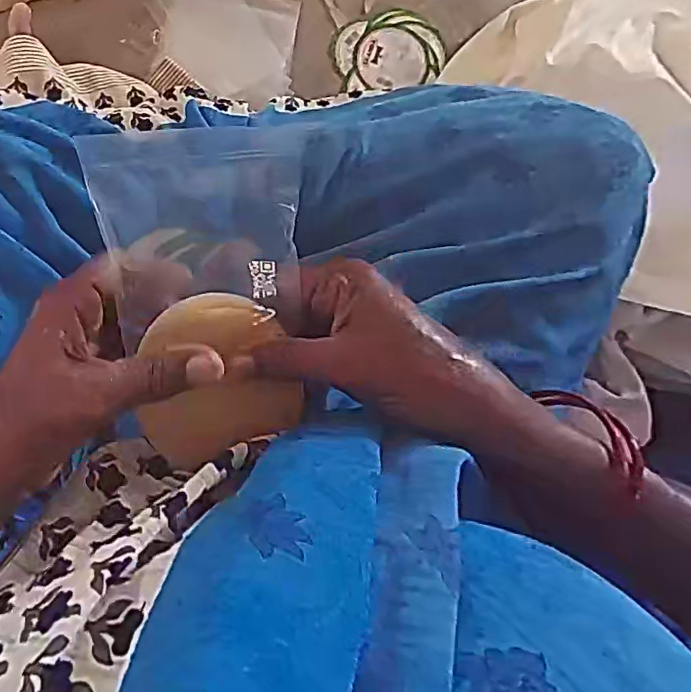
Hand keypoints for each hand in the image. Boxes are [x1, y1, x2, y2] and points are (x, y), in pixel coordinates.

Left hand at [0, 260, 231, 546]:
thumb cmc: (38, 417)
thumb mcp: (101, 393)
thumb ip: (158, 375)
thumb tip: (217, 363)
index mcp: (69, 302)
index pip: (117, 266)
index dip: (155, 267)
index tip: (196, 279)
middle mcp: (74, 312)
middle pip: (124, 291)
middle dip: (163, 298)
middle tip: (206, 308)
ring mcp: (78, 340)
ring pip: (124, 321)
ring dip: (157, 326)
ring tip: (200, 332)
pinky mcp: (83, 368)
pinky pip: (121, 348)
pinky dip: (147, 351)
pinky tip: (177, 363)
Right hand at [252, 259, 545, 451]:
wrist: (474, 413)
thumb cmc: (412, 376)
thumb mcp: (342, 365)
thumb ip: (284, 359)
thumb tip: (230, 364)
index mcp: (343, 278)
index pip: (279, 284)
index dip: (248, 309)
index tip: (216, 335)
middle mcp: (345, 290)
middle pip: (287, 309)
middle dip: (261, 336)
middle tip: (224, 362)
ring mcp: (353, 319)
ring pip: (300, 333)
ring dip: (278, 356)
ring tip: (241, 378)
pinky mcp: (359, 347)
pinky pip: (316, 351)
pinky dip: (299, 369)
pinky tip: (276, 389)